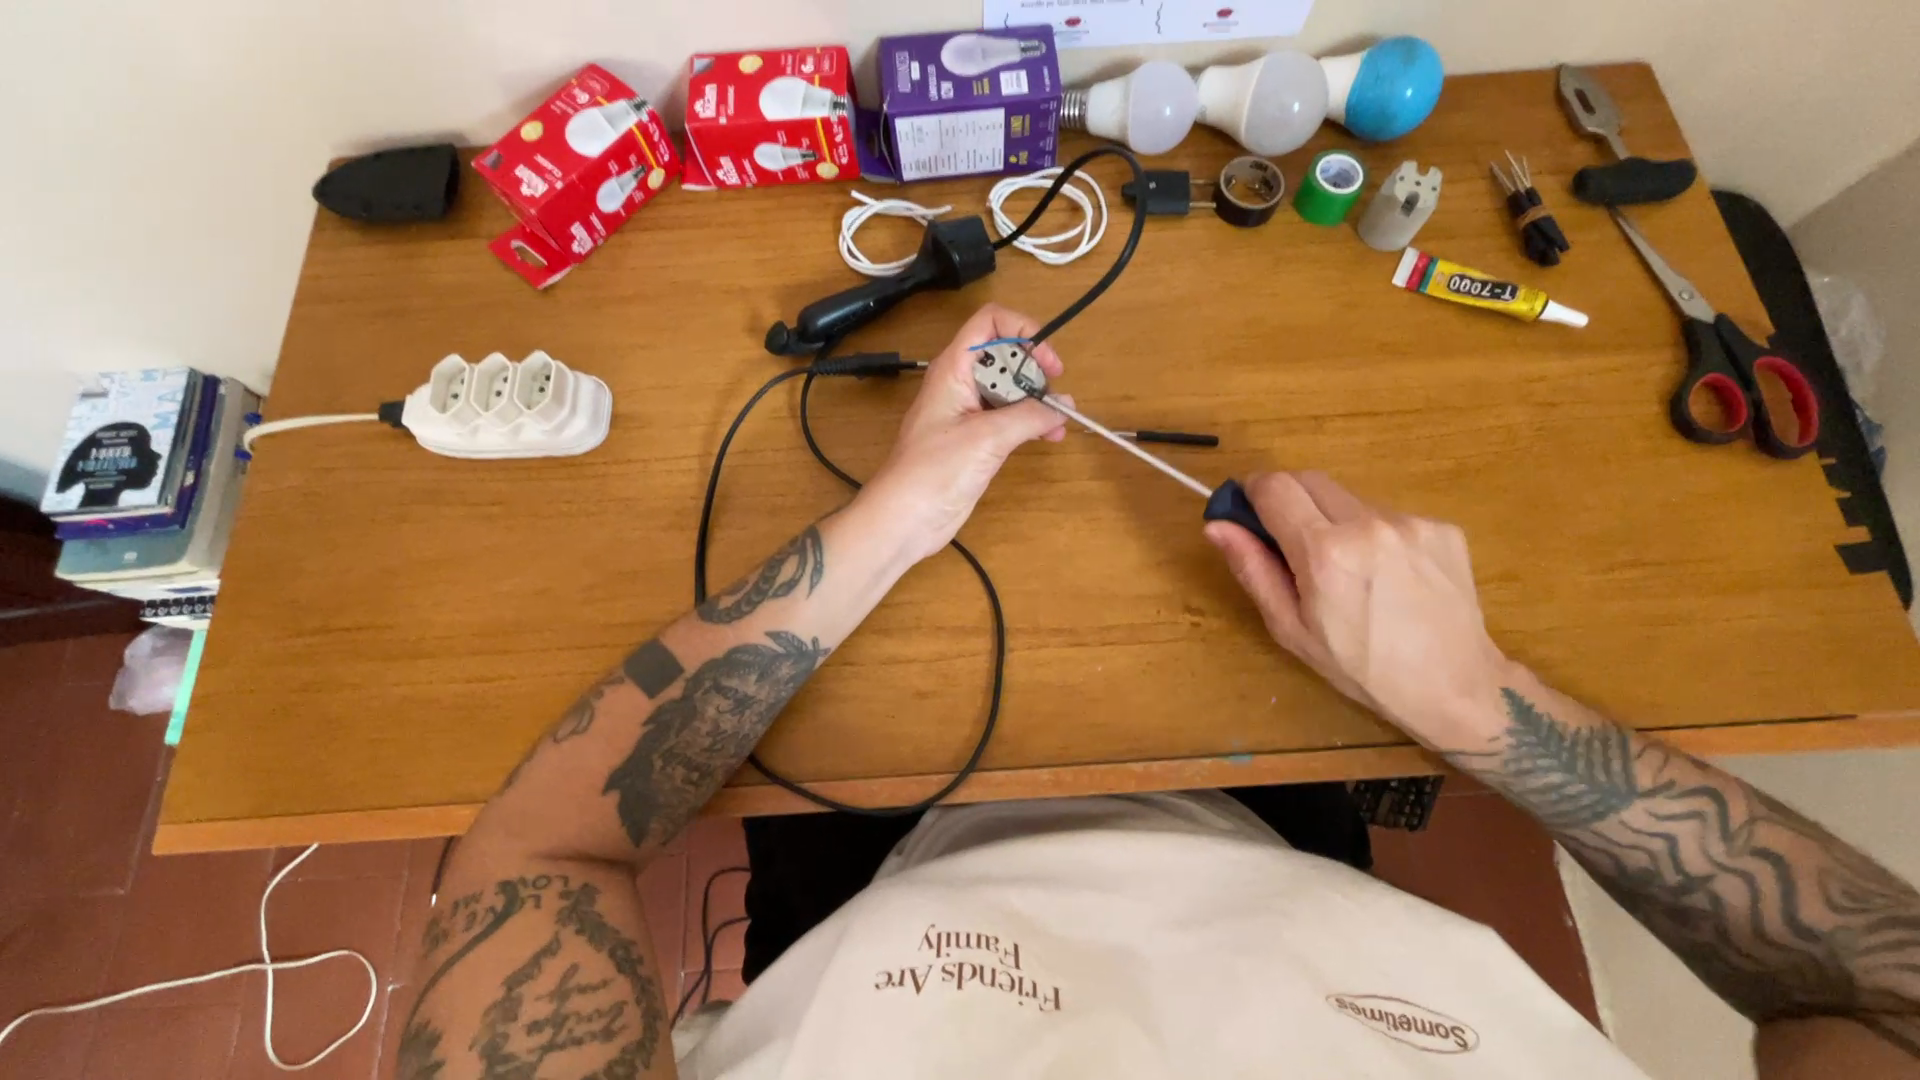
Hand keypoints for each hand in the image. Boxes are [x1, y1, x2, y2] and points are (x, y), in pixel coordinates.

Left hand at [860, 304, 1069, 563]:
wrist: (906, 517)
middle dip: (1034, 369)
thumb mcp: (988, 437)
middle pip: (1005, 355)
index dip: (1022, 330)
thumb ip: (1030, 416)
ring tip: (1060, 419)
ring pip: (1010, 389)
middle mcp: (961, 384)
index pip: (990, 322)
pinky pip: (1008, 418)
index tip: (1046, 359)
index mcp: (953, 369)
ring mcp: (968, 413)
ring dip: (1037, 399)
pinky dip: (1030, 422)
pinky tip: (1051, 436)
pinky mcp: (975, 440)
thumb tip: (1064, 406)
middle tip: (1053, 394)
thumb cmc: (934, 471)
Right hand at [1204, 471, 1514, 749]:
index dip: (1252, 491)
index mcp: (1324, 552)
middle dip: (1288, 498)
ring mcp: (1410, 522)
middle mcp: (1367, 524)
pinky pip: (1387, 515)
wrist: (1453, 684)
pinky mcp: (1441, 526)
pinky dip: (1372, 533)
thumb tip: (1217, 526)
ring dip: (1332, 518)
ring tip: (1345, 568)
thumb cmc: (1359, 667)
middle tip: (1286, 537)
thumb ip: (1252, 569)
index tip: (1246, 509)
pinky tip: (1385, 574)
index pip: (1274, 487)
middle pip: (1309, 479)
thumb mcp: (1290, 628)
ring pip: (1348, 498)